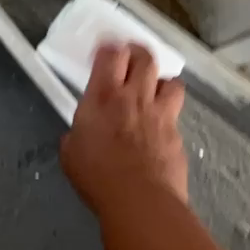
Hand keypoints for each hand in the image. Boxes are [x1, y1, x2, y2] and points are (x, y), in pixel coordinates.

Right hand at [60, 43, 188, 211]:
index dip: (109, 47)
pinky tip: (158, 131)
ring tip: (153, 90)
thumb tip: (83, 135)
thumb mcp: (71, 150)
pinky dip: (167, 117)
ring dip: (161, 82)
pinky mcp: (177, 136)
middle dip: (138, 52)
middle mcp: (134, 98)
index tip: (105, 50)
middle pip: (145, 58)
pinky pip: (175, 116)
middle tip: (130, 57)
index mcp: (103, 96)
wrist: (141, 202)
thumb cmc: (96, 175)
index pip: (111, 54)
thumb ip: (78, 133)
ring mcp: (161, 116)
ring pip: (171, 82)